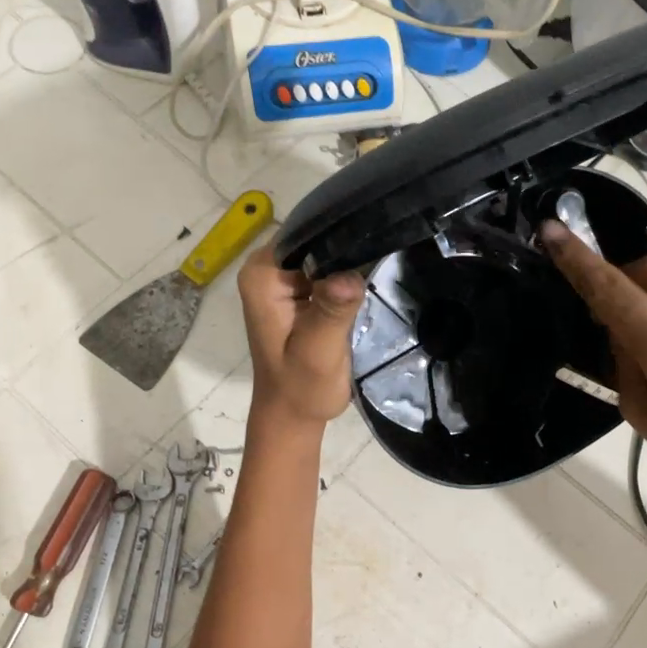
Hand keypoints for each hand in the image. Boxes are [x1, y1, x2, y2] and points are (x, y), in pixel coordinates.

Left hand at [236, 245, 366, 427]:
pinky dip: (346, 273)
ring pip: (324, 251)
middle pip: (316, 237)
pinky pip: (326, 268)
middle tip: (384, 248)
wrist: (294, 415)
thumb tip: (347, 277)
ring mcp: (282, 278)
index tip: (374, 234)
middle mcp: (267, 268)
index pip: (305, 232)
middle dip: (347, 245)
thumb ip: (331, 312)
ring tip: (381, 259)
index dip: (339, 233)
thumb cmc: (301, 387)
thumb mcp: (318, 351)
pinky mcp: (298, 289)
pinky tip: (367, 277)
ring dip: (350, 259)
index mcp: (262, 275)